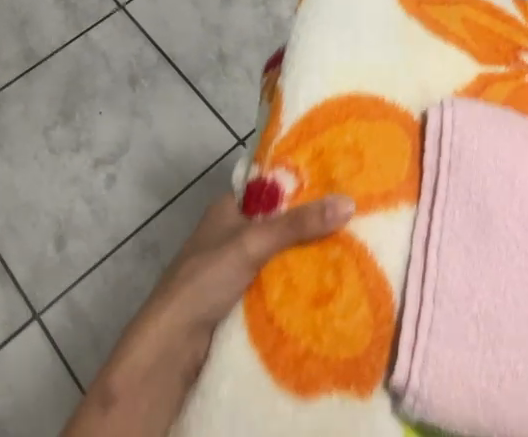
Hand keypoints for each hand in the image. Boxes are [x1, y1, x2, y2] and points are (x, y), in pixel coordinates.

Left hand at [139, 192, 355, 363]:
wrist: (172, 343)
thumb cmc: (205, 279)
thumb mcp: (253, 243)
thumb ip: (298, 224)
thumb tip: (349, 202)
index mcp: (229, 208)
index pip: (272, 188)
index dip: (303, 186)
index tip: (341, 185)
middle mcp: (233, 233)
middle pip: (280, 223)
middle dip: (311, 225)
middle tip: (355, 220)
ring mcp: (237, 267)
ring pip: (281, 255)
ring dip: (307, 257)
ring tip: (352, 250)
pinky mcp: (241, 297)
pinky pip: (277, 283)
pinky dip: (297, 284)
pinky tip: (327, 284)